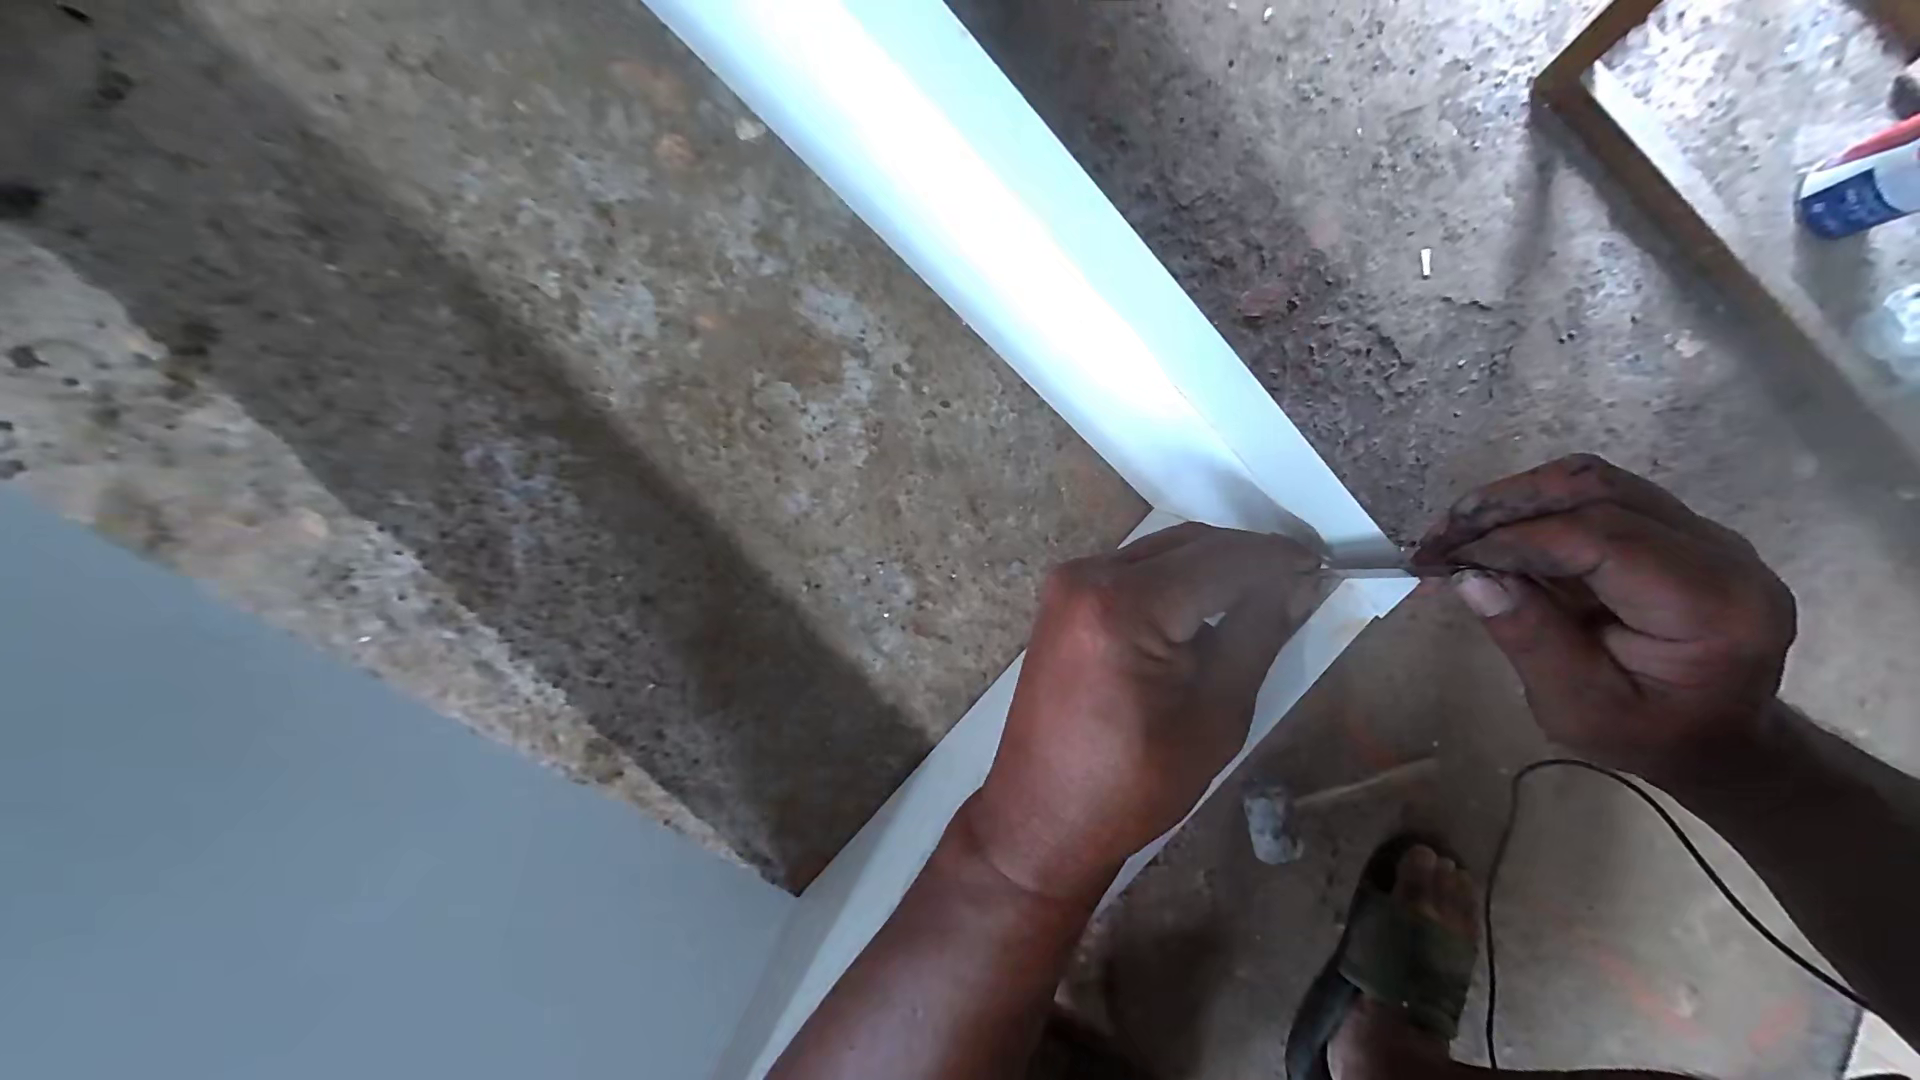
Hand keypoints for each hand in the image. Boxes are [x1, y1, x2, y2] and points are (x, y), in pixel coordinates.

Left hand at [965, 523, 1325, 900]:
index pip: (1221, 559)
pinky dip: (1173, 581)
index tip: (1320, 568)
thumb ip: (1256, 636)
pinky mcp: (1062, 599)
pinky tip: (1202, 612)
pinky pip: (1132, 571)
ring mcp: (1068, 584)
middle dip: (1245, 559)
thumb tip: (1292, 585)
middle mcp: (1087, 576)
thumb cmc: (1131, 784)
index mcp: (1123, 605)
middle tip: (1296, 585)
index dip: (1277, 559)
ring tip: (1256, 602)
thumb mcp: (1215, 716)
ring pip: (1160, 552)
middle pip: (1187, 543)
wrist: (1042, 811)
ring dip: (1210, 568)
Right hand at [1413, 454, 1796, 780]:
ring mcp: (1695, 535)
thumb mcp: (1577, 707)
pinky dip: (1524, 510)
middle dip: (1500, 508)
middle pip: (1593, 490)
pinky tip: (1486, 539)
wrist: (1712, 737)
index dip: (1510, 540)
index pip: (1599, 537)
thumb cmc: (1644, 734)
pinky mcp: (1666, 531)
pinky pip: (1587, 496)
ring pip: (1587, 481)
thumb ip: (1531, 640)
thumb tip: (1469, 578)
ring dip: (1507, 502)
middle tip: (1436, 542)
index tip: (1443, 562)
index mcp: (1710, 607)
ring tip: (1453, 537)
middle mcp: (1717, 554)